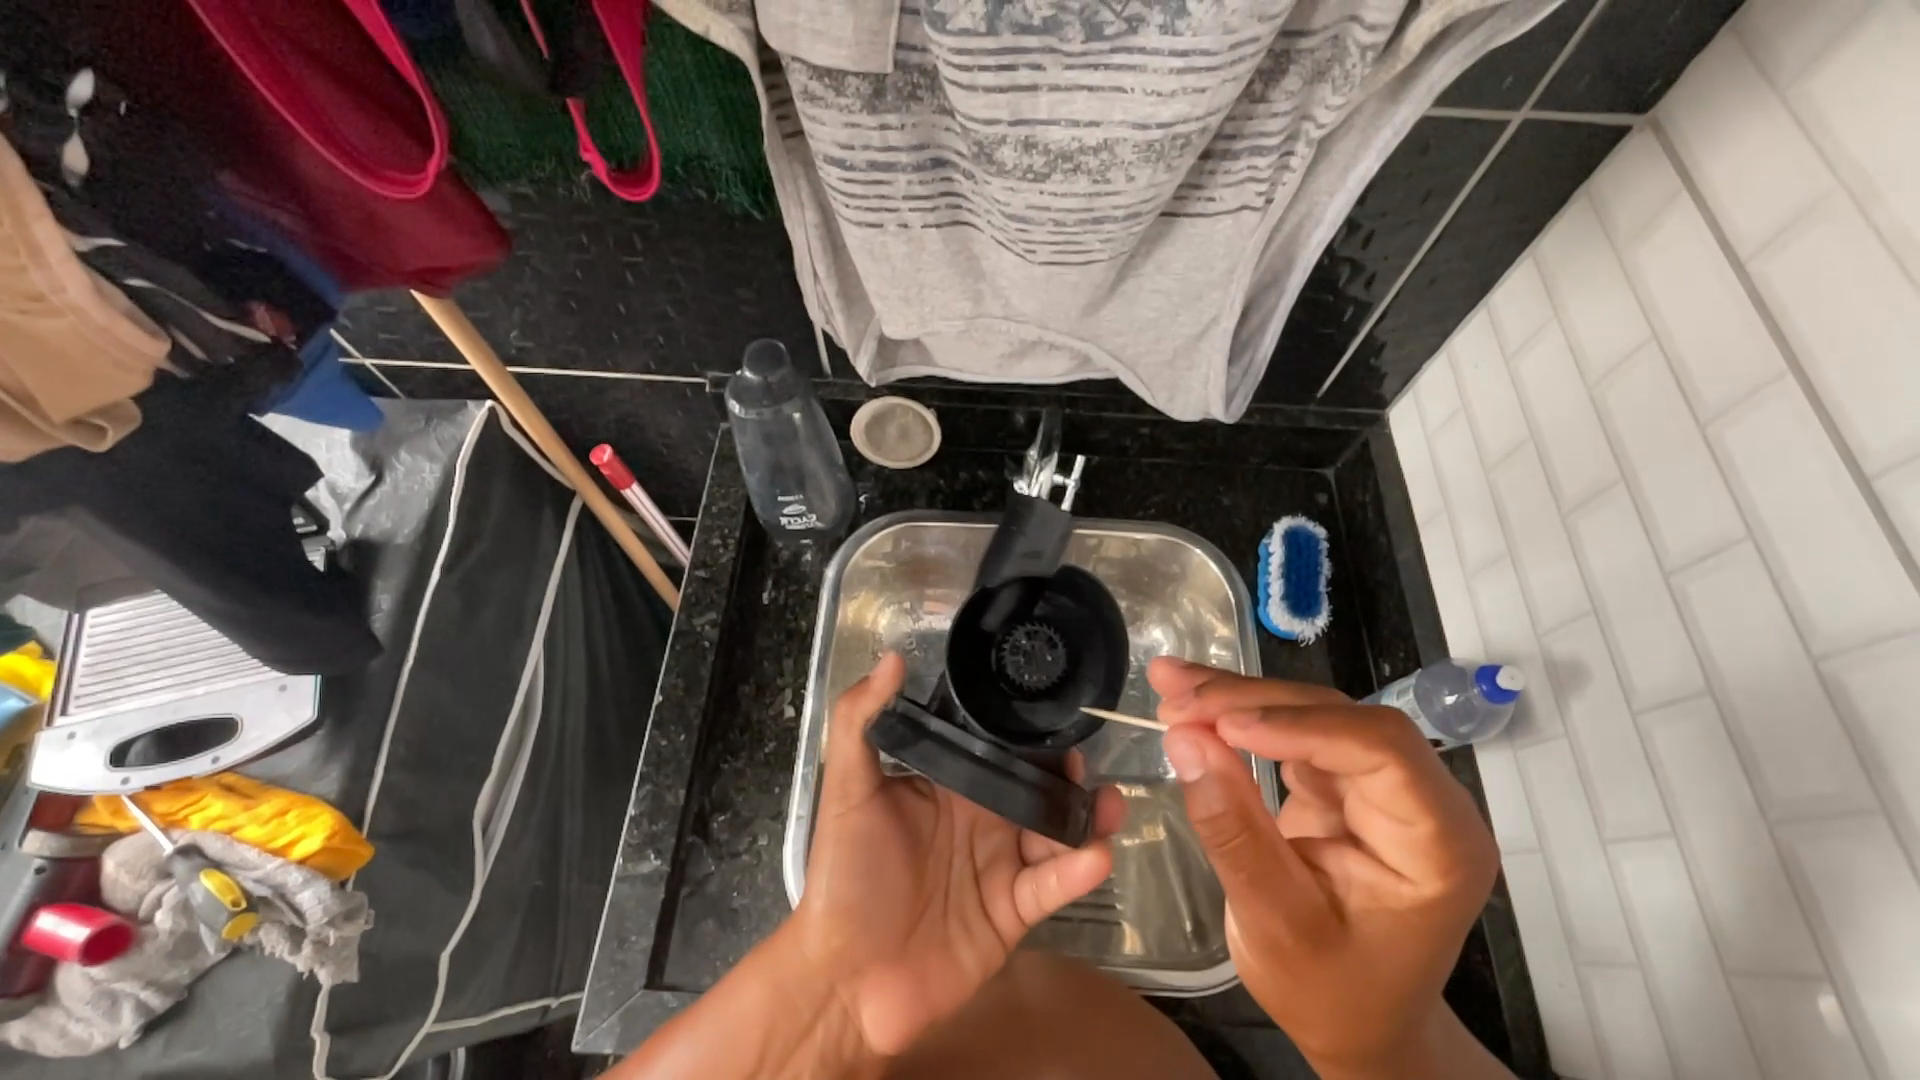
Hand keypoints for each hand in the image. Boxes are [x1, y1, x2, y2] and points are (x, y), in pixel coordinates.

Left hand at [796, 653, 1125, 1058]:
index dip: (1024, 731)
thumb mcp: (845, 793)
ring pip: (1055, 833)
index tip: (1054, 710)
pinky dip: (1077, 871)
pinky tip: (1094, 856)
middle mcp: (978, 820)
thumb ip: (859, 723)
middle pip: (1034, 787)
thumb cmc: (844, 878)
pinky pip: (1052, 886)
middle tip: (1086, 766)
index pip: (994, 748)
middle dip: (1066, 774)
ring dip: (1085, 818)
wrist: (846, 979)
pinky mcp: (1013, 912)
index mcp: (946, 787)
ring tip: (1107, 807)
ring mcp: (999, 866)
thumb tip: (891, 658)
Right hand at [1151, 658, 1500, 1078]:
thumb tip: (1185, 740)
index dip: (1300, 726)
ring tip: (1168, 682)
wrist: (1355, 1025)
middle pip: (1339, 719)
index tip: (1221, 724)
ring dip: (1235, 698)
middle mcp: (1419, 798)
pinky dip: (1235, 718)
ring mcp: (1379, 787)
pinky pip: (1288, 734)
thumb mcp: (1274, 922)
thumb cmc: (1329, 992)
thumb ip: (1233, 830)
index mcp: (1436, 840)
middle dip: (1250, 700)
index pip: (1379, 749)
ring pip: (1308, 714)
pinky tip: (1192, 703)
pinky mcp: (1342, 784)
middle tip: (1172, 691)